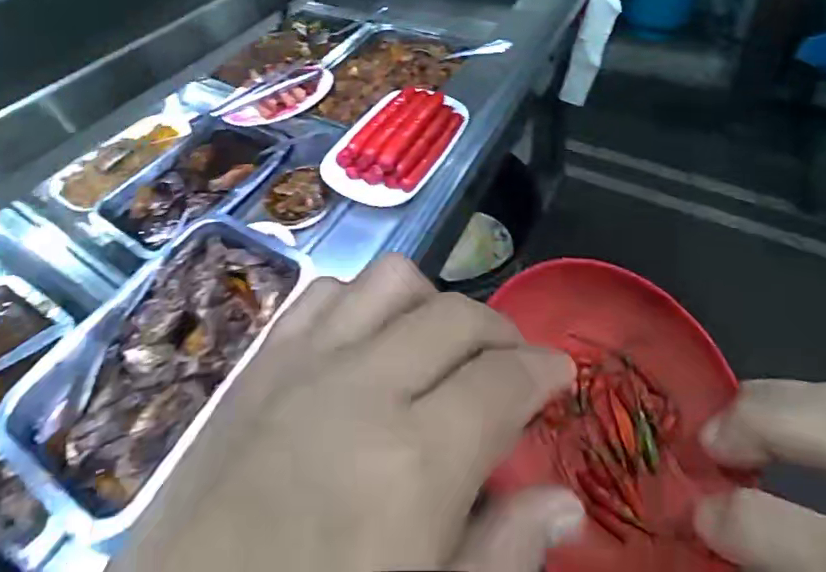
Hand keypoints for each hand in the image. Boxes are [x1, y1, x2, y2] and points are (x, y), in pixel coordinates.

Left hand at [112, 255, 584, 571]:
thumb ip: (500, 552)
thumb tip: (563, 501)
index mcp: (417, 459)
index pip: (501, 380)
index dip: (543, 368)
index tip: (561, 371)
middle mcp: (365, 385)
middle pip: (453, 317)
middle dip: (498, 330)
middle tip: (513, 361)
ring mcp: (306, 359)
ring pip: (390, 281)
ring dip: (429, 302)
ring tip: (439, 343)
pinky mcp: (261, 357)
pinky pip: (325, 293)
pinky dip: (361, 300)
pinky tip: (367, 338)